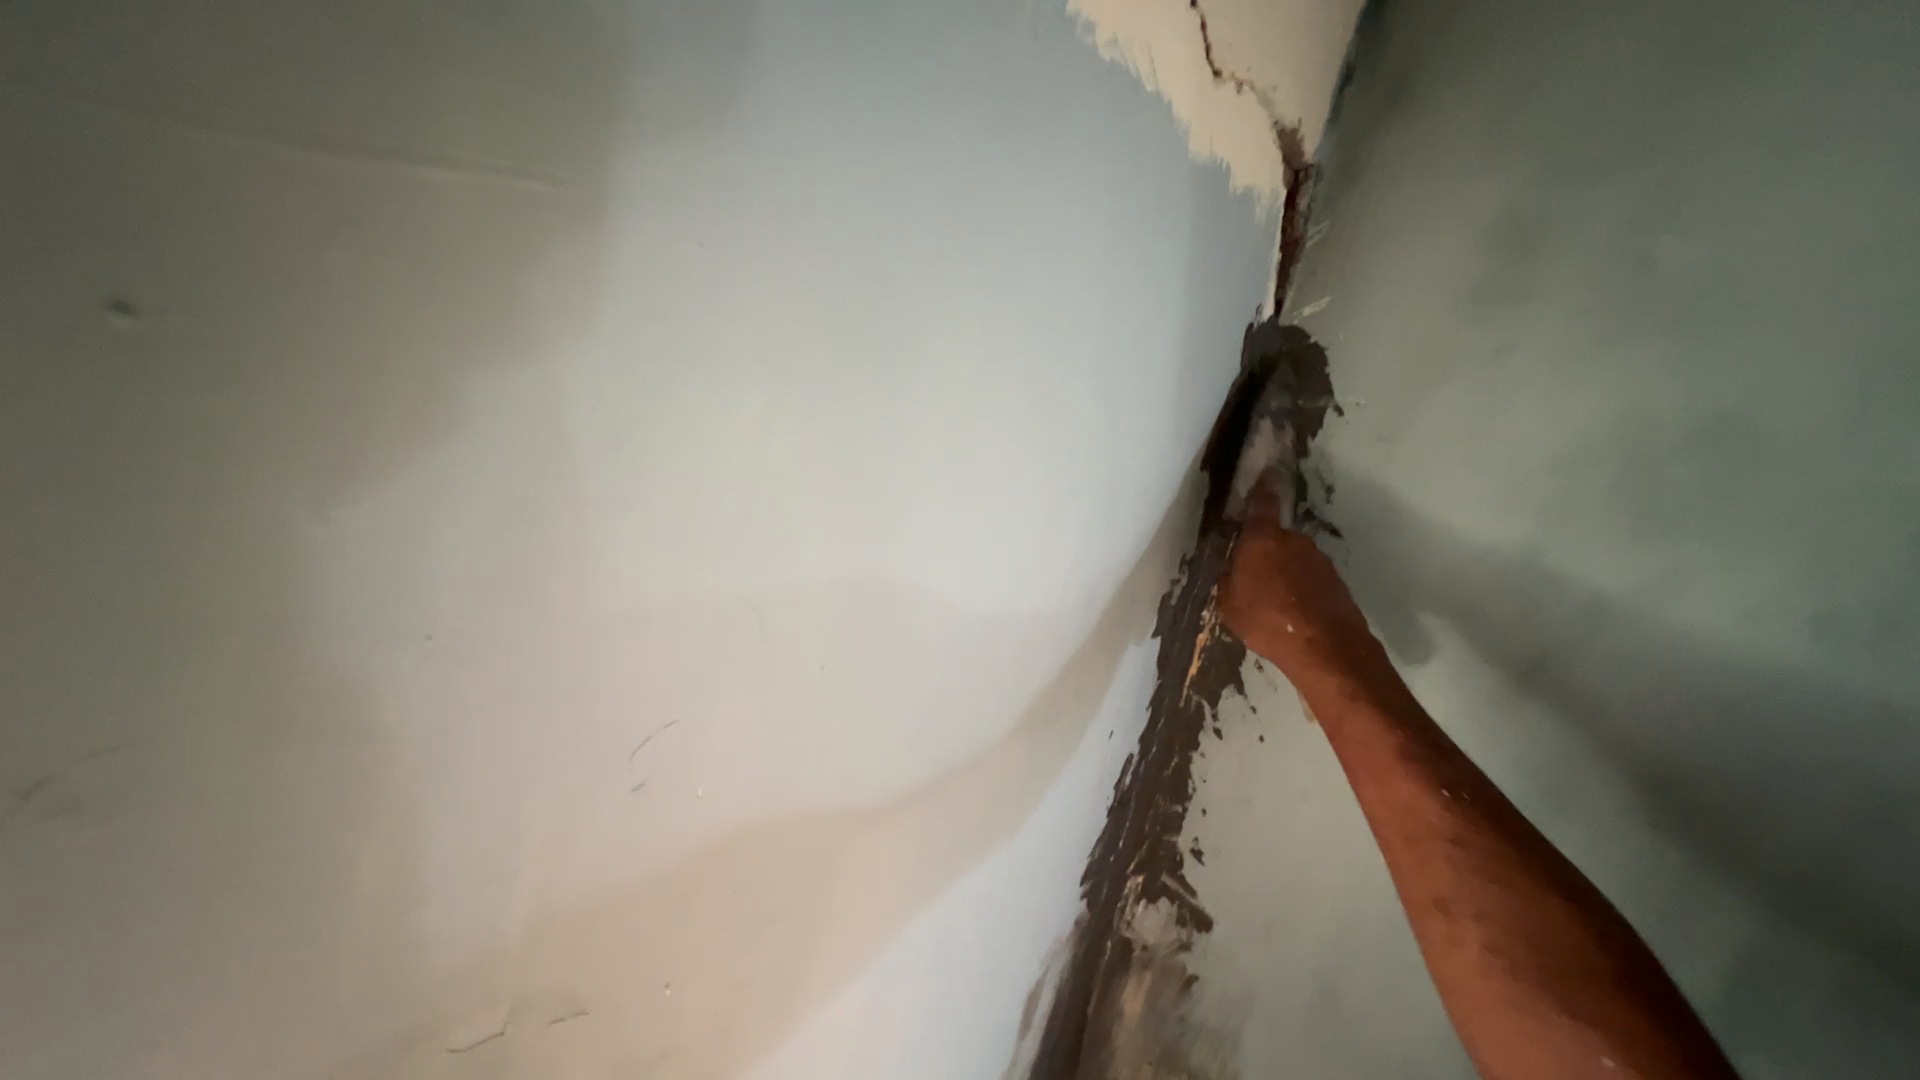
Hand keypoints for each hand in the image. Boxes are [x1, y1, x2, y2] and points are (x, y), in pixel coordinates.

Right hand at [1218, 503, 1385, 687]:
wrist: (1325, 647)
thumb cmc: (1265, 620)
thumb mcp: (1229, 603)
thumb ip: (1228, 580)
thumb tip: (1231, 571)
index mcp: (1262, 540)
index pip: (1261, 505)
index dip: (1260, 490)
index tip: (1265, 473)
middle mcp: (1294, 541)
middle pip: (1276, 539)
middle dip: (1266, 553)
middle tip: (1253, 577)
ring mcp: (1320, 560)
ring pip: (1294, 560)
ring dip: (1285, 574)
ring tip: (1274, 603)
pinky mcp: (1336, 583)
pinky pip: (1310, 580)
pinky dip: (1301, 591)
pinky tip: (1293, 615)